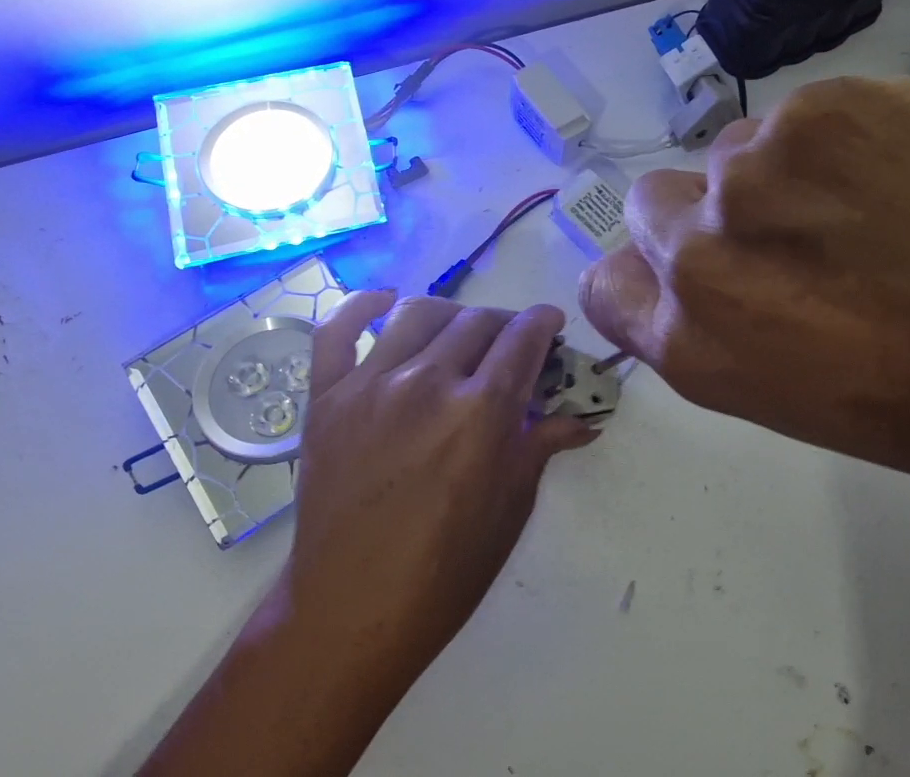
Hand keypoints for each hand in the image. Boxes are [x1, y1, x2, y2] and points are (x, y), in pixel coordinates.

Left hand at [283, 292, 599, 704]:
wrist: (353, 608)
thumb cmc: (446, 569)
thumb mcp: (511, 507)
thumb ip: (542, 446)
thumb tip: (584, 419)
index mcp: (482, 411)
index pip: (523, 338)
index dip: (544, 323)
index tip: (551, 326)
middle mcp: (428, 382)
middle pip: (477, 321)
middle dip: (506, 323)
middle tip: (512, 345)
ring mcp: (370, 385)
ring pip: (418, 314)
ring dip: (451, 314)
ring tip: (461, 334)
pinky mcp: (325, 398)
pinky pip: (337, 331)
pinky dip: (362, 306)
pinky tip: (386, 302)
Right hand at [577, 75, 909, 475]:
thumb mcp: (799, 399)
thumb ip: (730, 332)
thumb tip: (718, 276)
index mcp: (689, 343)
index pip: (607, 283)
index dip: (647, 275)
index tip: (693, 272)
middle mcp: (699, 247)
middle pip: (655, 201)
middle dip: (709, 218)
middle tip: (792, 235)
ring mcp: (760, 166)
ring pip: (735, 151)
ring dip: (780, 176)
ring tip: (874, 209)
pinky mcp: (829, 104)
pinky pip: (801, 116)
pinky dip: (839, 141)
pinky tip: (908, 175)